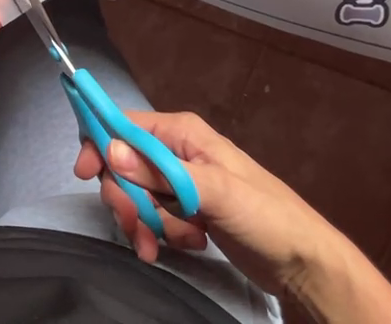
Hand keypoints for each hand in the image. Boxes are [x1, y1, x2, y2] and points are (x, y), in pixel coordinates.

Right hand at [74, 110, 351, 296]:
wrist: (306, 265)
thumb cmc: (267, 217)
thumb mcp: (215, 192)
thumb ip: (162, 172)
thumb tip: (111, 150)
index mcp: (181, 132)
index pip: (123, 125)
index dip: (99, 143)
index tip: (83, 173)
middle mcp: (176, 151)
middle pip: (123, 164)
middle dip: (124, 197)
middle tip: (135, 225)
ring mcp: (181, 182)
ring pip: (135, 194)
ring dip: (142, 222)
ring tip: (161, 245)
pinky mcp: (186, 210)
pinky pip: (152, 216)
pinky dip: (157, 234)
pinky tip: (178, 248)